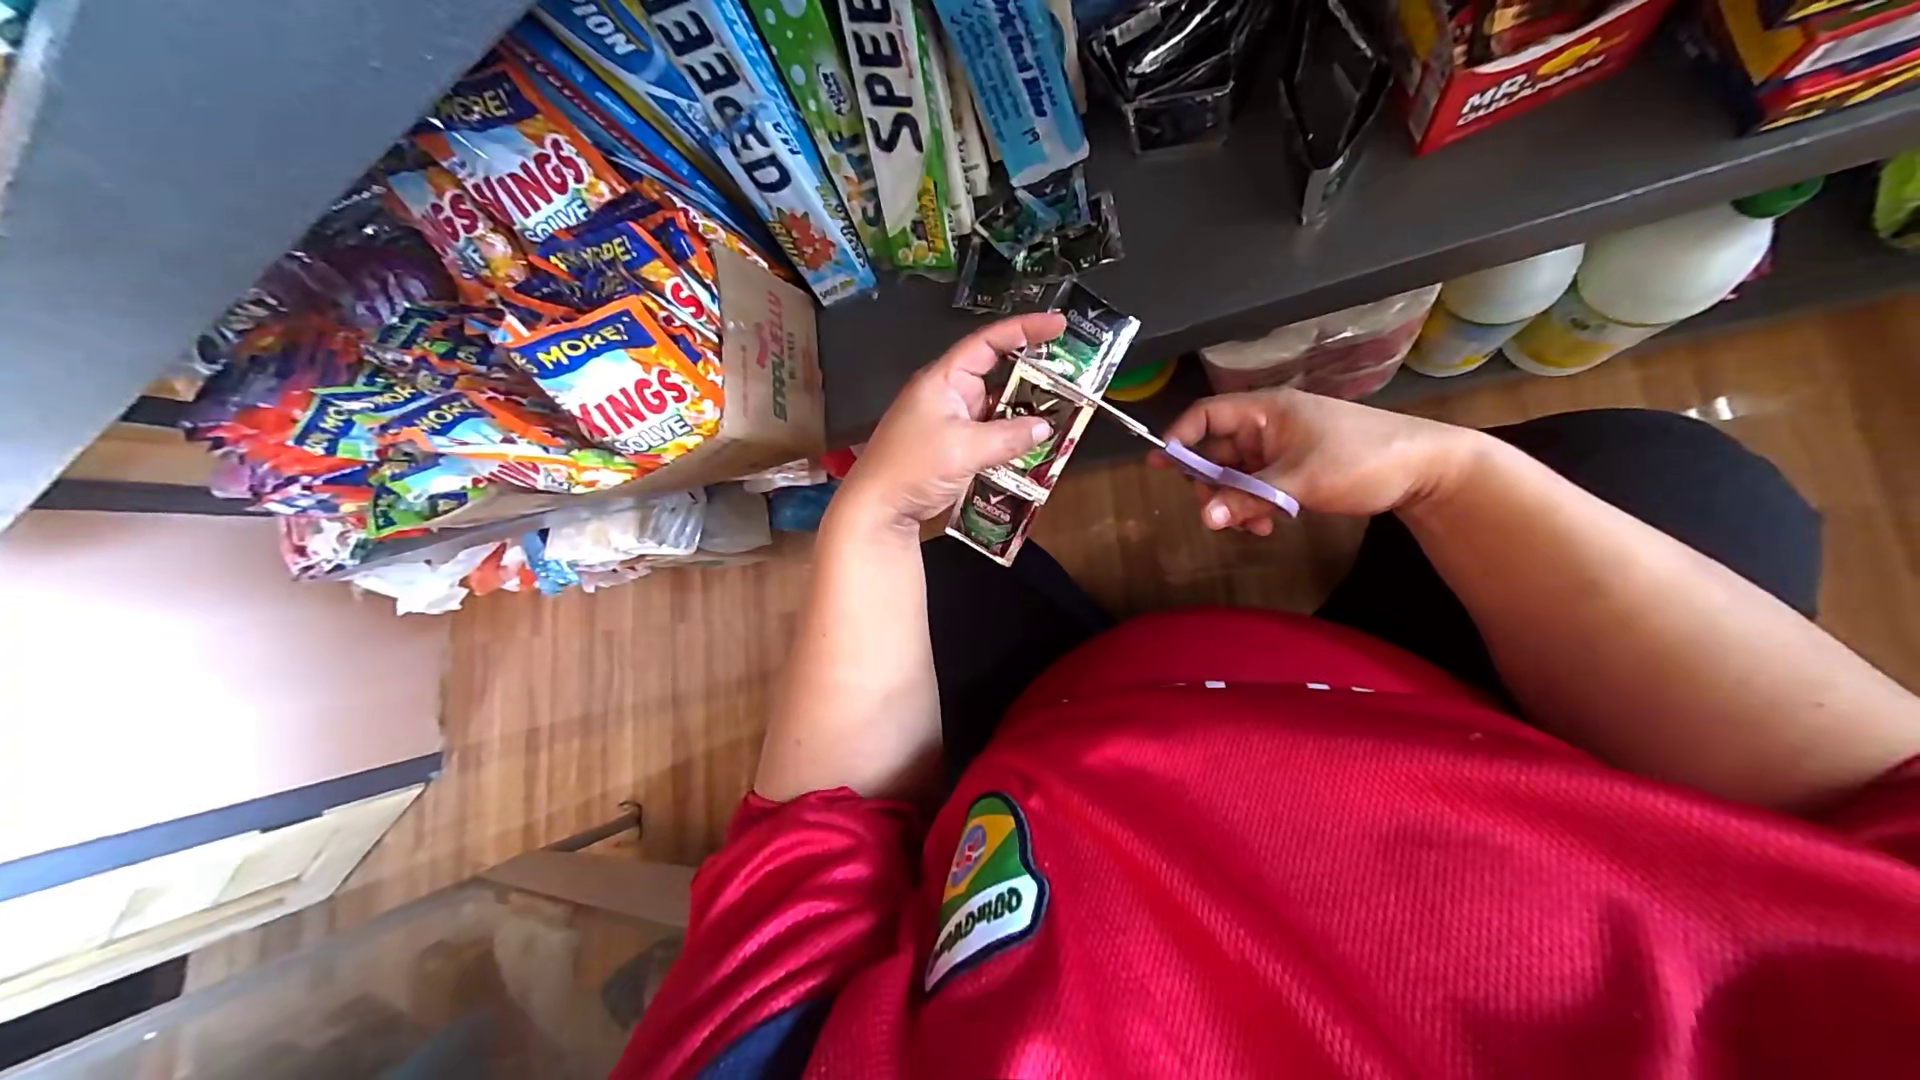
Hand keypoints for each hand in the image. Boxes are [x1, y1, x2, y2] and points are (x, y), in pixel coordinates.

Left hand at [836, 312, 1068, 529]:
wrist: (879, 508)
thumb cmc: (913, 467)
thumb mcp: (965, 449)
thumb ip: (1009, 437)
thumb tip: (1044, 428)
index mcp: (944, 379)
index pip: (988, 342)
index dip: (1024, 329)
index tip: (1059, 325)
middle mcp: (947, 393)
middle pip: (995, 373)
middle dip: (1030, 374)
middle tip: (1068, 376)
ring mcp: (949, 420)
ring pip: (995, 406)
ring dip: (1022, 410)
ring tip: (1061, 411)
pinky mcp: (952, 445)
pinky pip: (988, 432)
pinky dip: (1009, 435)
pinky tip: (1034, 443)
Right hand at [1154, 388, 1484, 533]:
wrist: (1427, 471)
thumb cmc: (1362, 459)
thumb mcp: (1300, 480)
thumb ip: (1248, 497)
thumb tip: (1205, 518)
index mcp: (1265, 411)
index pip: (1205, 415)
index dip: (1180, 437)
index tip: (1161, 464)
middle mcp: (1265, 426)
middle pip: (1214, 452)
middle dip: (1212, 486)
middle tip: (1217, 514)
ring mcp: (1277, 449)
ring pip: (1233, 476)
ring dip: (1234, 503)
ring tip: (1253, 526)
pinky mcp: (1289, 470)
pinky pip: (1254, 488)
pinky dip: (1253, 507)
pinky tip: (1267, 525)